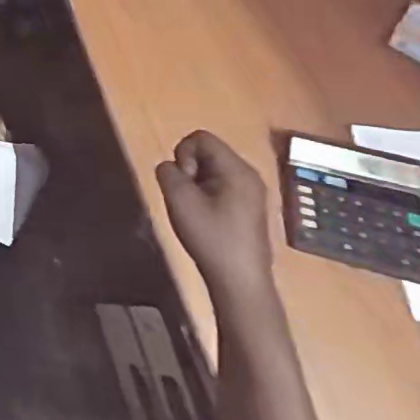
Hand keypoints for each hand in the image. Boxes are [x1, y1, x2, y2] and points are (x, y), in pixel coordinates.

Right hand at [154, 131, 272, 302]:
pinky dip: (206, 194)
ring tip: (193, 210)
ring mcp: (251, 191)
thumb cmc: (211, 238)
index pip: (200, 138)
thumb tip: (170, 167)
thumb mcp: (179, 201)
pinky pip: (220, 185)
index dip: (182, 153)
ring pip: (211, 169)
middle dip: (188, 169)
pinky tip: (204, 218)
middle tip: (186, 198)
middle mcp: (248, 174)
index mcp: (237, 169)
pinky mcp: (248, 207)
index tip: (183, 183)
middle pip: (207, 151)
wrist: (240, 280)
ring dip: (195, 183)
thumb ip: (167, 173)